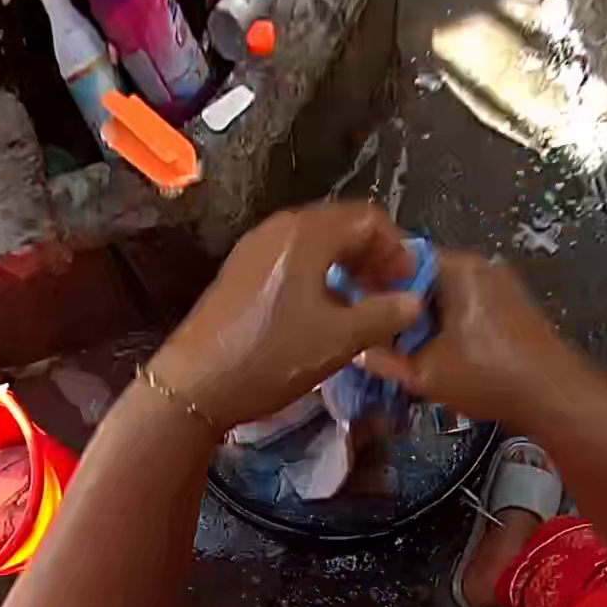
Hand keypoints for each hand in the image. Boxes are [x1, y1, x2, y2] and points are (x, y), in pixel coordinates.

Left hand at [148, 203, 423, 429]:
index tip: (409, 282)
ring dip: (341, 270)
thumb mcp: (337, 341)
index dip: (396, 248)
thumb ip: (382, 315)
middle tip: (387, 293)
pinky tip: (317, 314)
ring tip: (356, 306)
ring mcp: (250, 252)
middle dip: (370, 257)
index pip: (367, 219)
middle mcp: (276, 230)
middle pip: (337, 229)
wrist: (194, 387)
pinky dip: (313, 280)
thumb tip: (413, 300)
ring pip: (311, 248)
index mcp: (305, 233)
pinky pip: (287, 265)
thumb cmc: (270, 357)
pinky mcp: (235, 277)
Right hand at [357, 251, 597, 426]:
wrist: (551, 396)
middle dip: (393, 306)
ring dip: (415, 319)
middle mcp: (477, 266)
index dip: (370, 285)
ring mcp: (495, 284)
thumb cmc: (485, 377)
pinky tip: (426, 351)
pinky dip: (438, 324)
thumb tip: (355, 351)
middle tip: (368, 335)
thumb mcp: (423, 372)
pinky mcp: (505, 304)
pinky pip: (458, 305)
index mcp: (456, 269)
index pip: (397, 261)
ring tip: (393, 348)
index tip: (351, 311)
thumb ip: (383, 360)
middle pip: (418, 278)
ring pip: (438, 295)